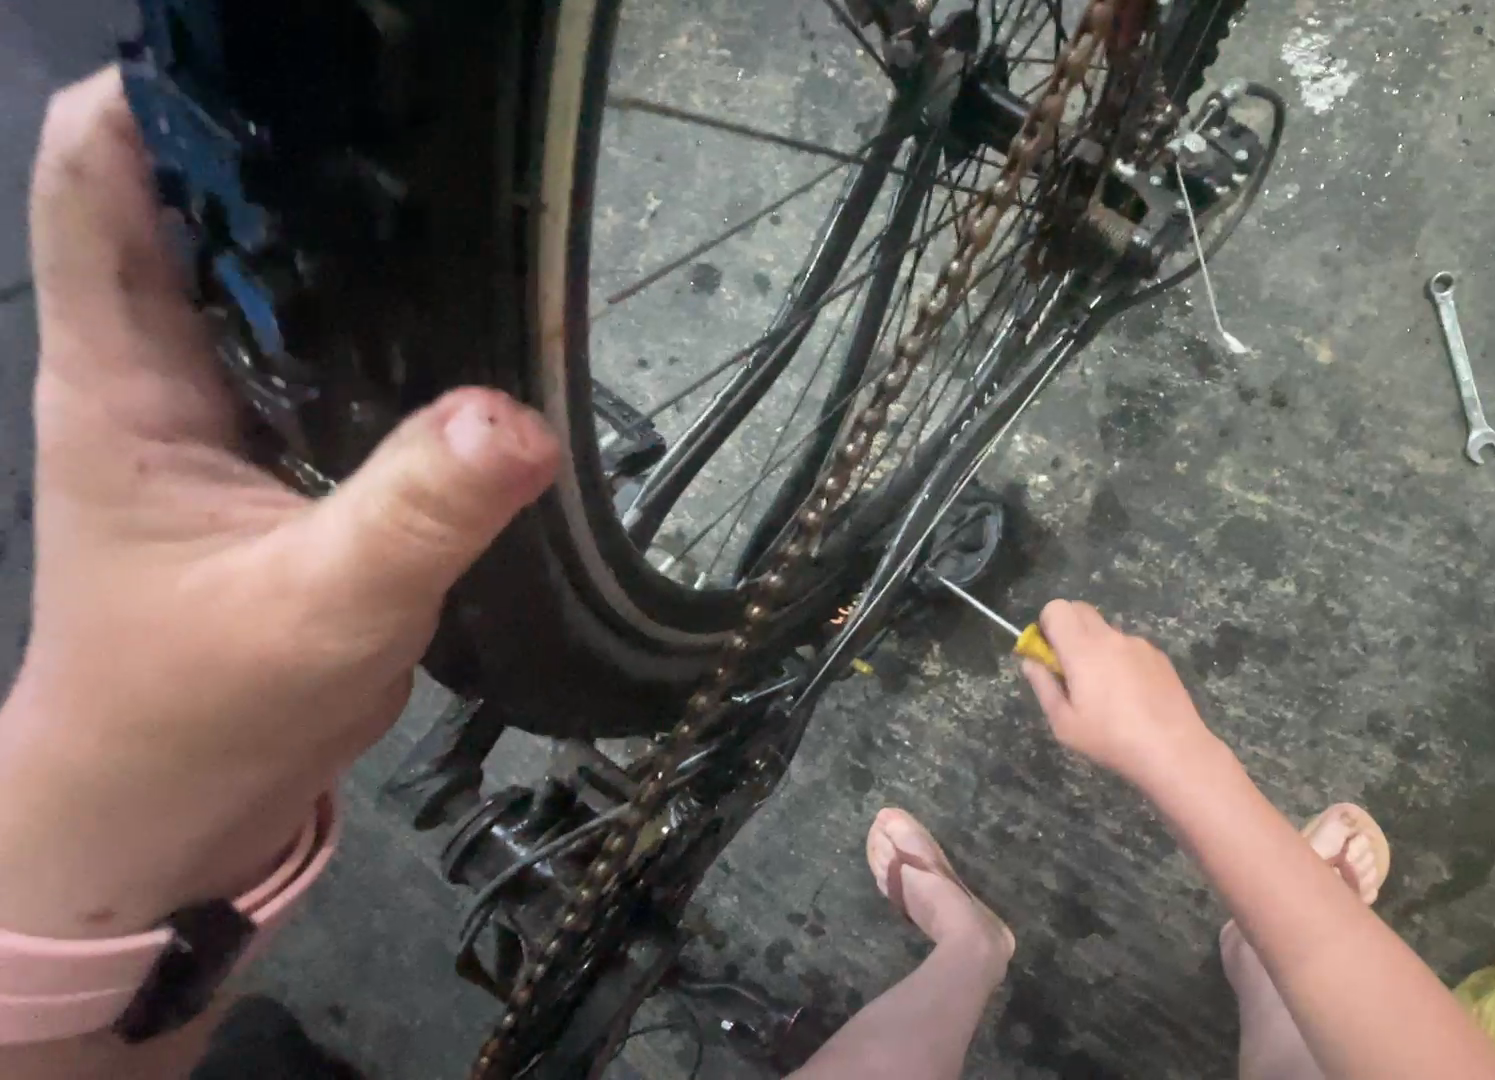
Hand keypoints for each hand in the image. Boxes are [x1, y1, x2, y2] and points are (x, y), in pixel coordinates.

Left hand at [0, 70, 559, 938]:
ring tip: (490, 227)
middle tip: (448, 145)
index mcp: (130, 378)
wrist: (192, 795)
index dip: (186, 104)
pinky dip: (422, 346)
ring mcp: (253, 421)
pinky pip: (368, 376)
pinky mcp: (313, 466)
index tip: (318, 71)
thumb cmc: (213, 702)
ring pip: (310, 304)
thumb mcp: (318, 605)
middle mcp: (183, 376)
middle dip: (318, 173)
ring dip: (383, 263)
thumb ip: (414, 511)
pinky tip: (493, 342)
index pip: (113, 187)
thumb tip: (517, 417)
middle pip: (229, 226)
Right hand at [1020, 599, 1224, 789]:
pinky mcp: (1158, 656)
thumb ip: (1043, 686)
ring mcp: (1138, 644)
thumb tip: (1030, 662)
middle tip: (1071, 667)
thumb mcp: (1064, 723)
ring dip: (1096, 646)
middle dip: (1068, 628)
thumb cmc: (1111, 739)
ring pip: (1106, 630)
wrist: (1174, 749)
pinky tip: (1132, 695)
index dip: (1047, 625)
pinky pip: (1129, 646)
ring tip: (1106, 690)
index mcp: (1082, 650)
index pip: (1056, 608)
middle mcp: (1110, 637)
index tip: (1049, 654)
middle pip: (1080, 609)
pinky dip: (1121, 658)